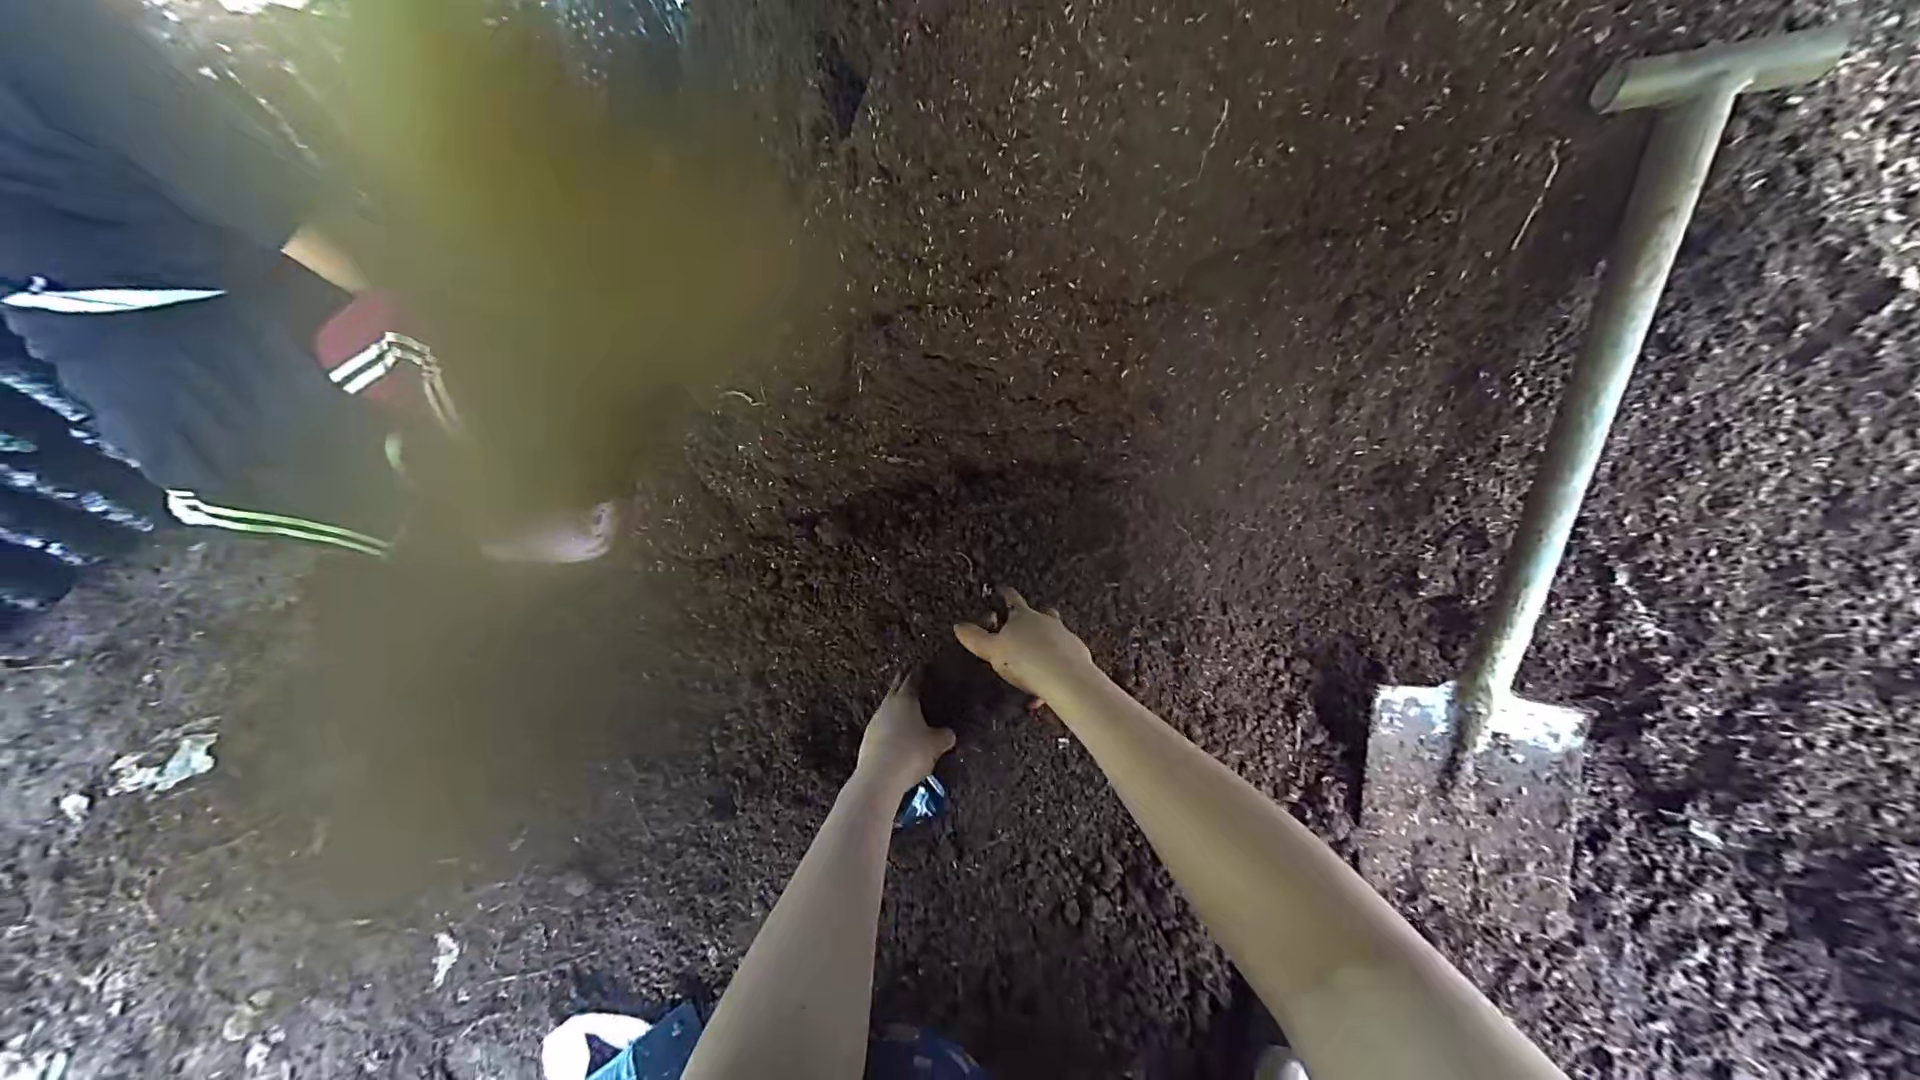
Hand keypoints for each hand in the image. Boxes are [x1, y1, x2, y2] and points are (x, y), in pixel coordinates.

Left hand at [857, 670, 956, 793]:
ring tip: (903, 706)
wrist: (879, 778)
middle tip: (908, 674)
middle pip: (895, 688)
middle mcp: (888, 706)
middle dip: (902, 681)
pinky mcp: (867, 740)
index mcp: (905, 700)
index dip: (918, 672)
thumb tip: (948, 734)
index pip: (913, 679)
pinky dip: (889, 725)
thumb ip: (944, 736)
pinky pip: (882, 726)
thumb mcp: (936, 744)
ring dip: (894, 705)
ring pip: (887, 707)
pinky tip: (894, 733)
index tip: (921, 666)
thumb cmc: (911, 753)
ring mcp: (875, 722)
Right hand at [953, 587, 1095, 699]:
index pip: (1012, 599)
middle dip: (1031, 620)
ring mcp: (1064, 637)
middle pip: (1039, 615)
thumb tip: (960, 626)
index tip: (1002, 590)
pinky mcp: (1077, 656)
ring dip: (1042, 649)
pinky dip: (1051, 672)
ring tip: (1030, 668)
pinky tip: (1041, 693)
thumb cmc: (1028, 660)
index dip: (1005, 594)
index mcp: (1023, 616)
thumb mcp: (992, 650)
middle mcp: (1046, 622)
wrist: (1066, 679)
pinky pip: (1060, 661)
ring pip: (1052, 638)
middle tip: (1020, 631)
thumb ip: (975, 638)